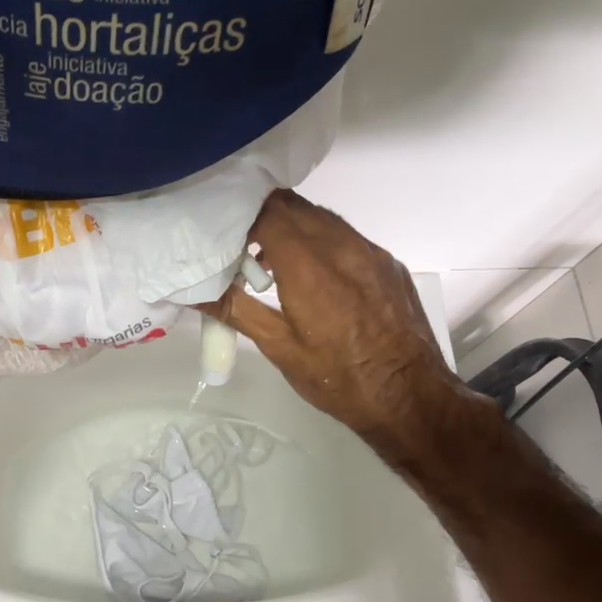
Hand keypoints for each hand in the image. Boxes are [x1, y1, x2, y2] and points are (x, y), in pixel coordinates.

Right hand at [197, 189, 478, 460]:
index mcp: (307, 264)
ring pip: (320, 217)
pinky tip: (313, 276)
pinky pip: (345, 236)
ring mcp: (369, 250)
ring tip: (272, 262)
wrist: (409, 396)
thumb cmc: (337, 377)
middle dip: (261, 217)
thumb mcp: (279, 348)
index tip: (220, 236)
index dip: (238, 216)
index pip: (265, 211)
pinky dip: (320, 242)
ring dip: (291, 228)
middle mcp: (340, 245)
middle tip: (239, 246)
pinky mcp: (387, 262)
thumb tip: (192, 291)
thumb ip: (235, 310)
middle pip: (292, 205)